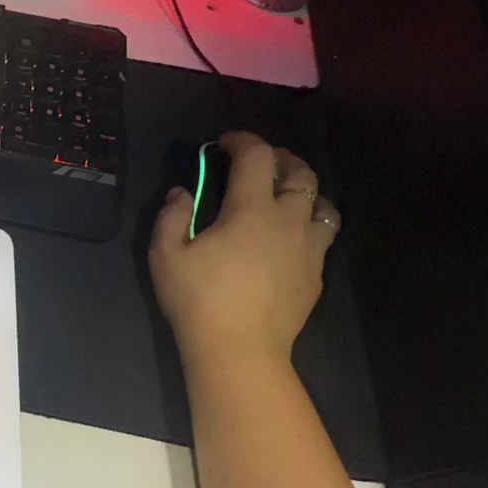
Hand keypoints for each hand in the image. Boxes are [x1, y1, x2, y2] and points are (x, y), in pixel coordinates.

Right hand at [149, 132, 340, 368]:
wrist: (239, 346)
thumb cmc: (196, 298)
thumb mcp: (165, 256)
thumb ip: (172, 217)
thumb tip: (183, 193)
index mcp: (250, 210)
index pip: (255, 158)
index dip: (242, 141)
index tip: (224, 142)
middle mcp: (289, 218)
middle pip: (299, 173)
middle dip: (280, 158)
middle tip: (261, 161)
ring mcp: (309, 245)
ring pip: (321, 201)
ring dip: (303, 188)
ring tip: (286, 193)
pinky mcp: (316, 269)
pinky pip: (322, 232)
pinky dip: (308, 220)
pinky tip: (290, 233)